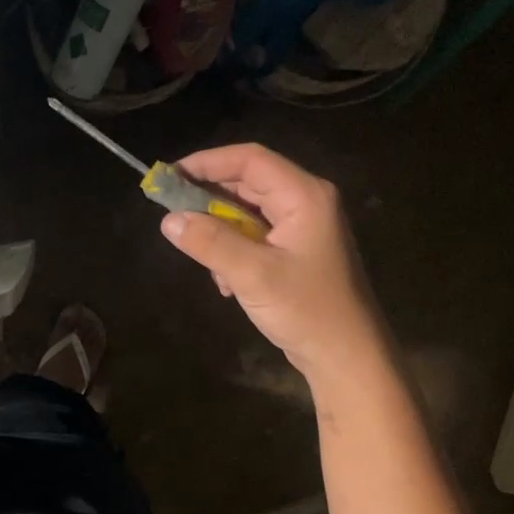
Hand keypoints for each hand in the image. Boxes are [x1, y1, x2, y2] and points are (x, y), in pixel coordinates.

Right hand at [160, 144, 385, 381]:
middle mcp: (305, 203)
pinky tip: (225, 282)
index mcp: (304, 196)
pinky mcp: (294, 253)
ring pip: (247, 214)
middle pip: (248, 184)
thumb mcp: (252, 275)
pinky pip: (254, 238)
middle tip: (170, 211)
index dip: (207, 163)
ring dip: (219, 232)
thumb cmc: (305, 309)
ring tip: (201, 257)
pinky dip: (232, 253)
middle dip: (207, 197)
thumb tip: (168, 220)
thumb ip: (210, 243)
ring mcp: (301, 229)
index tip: (168, 176)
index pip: (250, 161)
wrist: (345, 353)